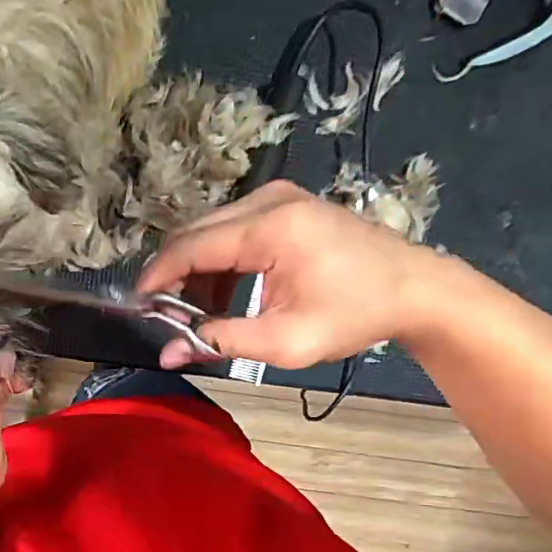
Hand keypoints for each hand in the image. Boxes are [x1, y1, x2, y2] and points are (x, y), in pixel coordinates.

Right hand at [137, 181, 449, 369]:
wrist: (415, 289)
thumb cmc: (354, 316)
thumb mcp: (285, 341)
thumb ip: (220, 342)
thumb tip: (167, 353)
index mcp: (270, 227)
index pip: (190, 247)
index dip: (156, 278)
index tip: (136, 310)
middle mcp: (268, 200)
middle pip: (194, 234)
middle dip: (172, 276)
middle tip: (162, 318)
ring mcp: (277, 197)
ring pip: (209, 232)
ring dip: (194, 273)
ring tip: (194, 316)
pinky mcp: (283, 205)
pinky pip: (231, 231)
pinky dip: (218, 264)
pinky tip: (221, 298)